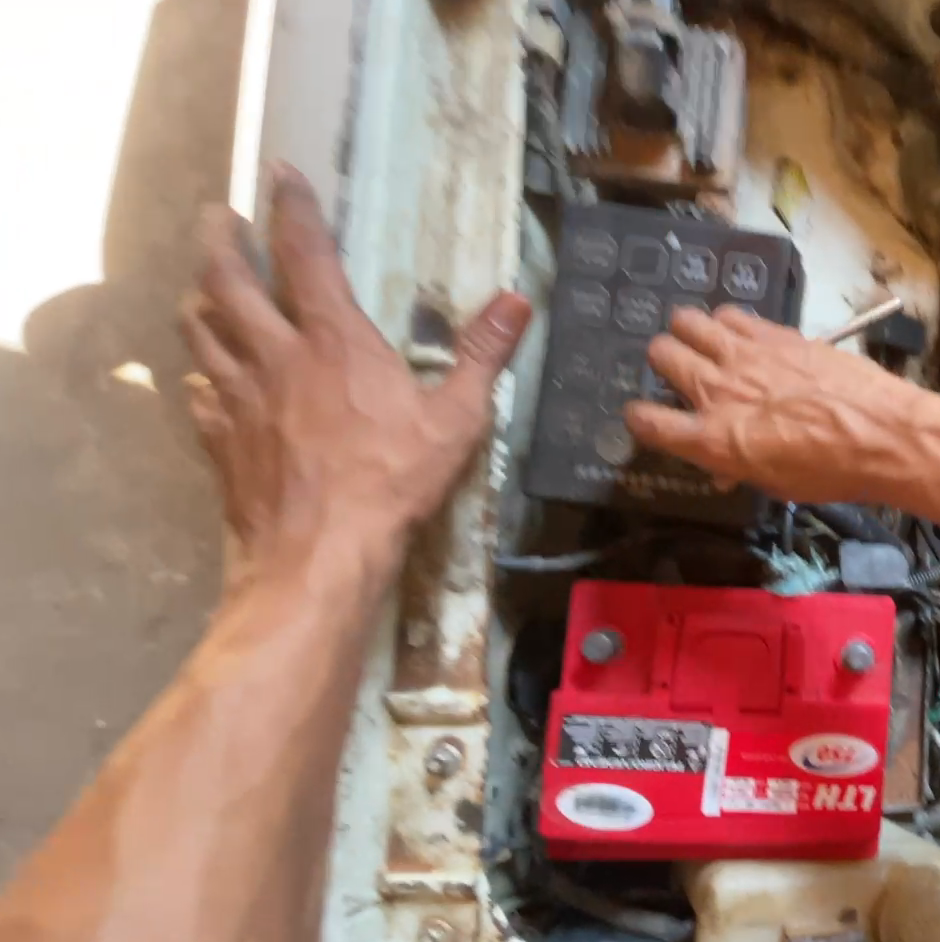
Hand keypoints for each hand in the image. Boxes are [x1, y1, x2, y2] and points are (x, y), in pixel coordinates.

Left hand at [180, 164, 531, 579]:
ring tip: (207, 284)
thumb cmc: (397, 478)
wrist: (321, 546)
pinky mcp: (222, 434)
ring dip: (200, 295)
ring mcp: (238, 395)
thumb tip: (518, 300)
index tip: (282, 172)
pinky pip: (197, 388)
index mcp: (336, 344)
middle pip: (226, 280)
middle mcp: (274, 355)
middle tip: (221, 217)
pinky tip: (207, 374)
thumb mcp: (458, 416)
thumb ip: (482, 355)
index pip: (306, 259)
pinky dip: (199, 368)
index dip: (294, 211)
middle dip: (221, 240)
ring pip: (199, 327)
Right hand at [625, 306, 933, 503]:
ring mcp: (746, 354)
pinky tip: (742, 335)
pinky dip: (728, 323)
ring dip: (690, 333)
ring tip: (708, 347)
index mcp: (713, 439)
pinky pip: (732, 314)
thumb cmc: (833, 473)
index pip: (648, 422)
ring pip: (688, 321)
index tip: (649, 419)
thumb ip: (741, 465)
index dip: (642, 420)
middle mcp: (718, 389)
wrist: (884, 434)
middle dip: (664, 364)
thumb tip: (726, 462)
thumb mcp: (778, 484)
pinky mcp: (776, 334)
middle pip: (661, 355)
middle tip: (685, 374)